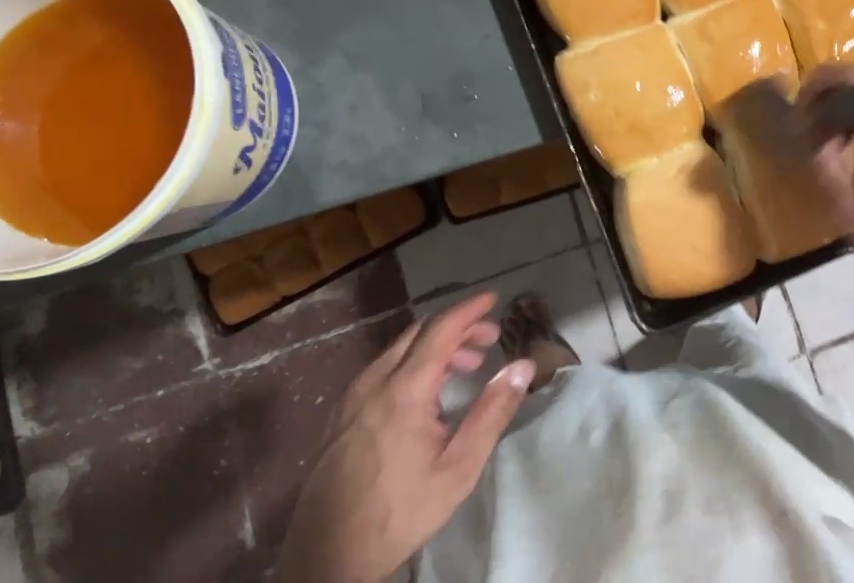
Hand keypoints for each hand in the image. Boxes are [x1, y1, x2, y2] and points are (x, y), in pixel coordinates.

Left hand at [274, 293, 533, 582]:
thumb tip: (523, 366)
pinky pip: (381, 371)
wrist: (330, 554)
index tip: (493, 300)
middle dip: (456, 328)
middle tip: (488, 341)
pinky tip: (426, 394)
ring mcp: (352, 397)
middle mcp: (373, 382)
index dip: (469, 311)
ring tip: (464, 368)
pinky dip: (411, 364)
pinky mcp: (341, 415)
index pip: (440, 330)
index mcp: (404, 389)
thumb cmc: (402, 510)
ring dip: (434, 347)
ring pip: (397, 351)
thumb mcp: (459, 467)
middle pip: (418, 334)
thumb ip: (492, 411)